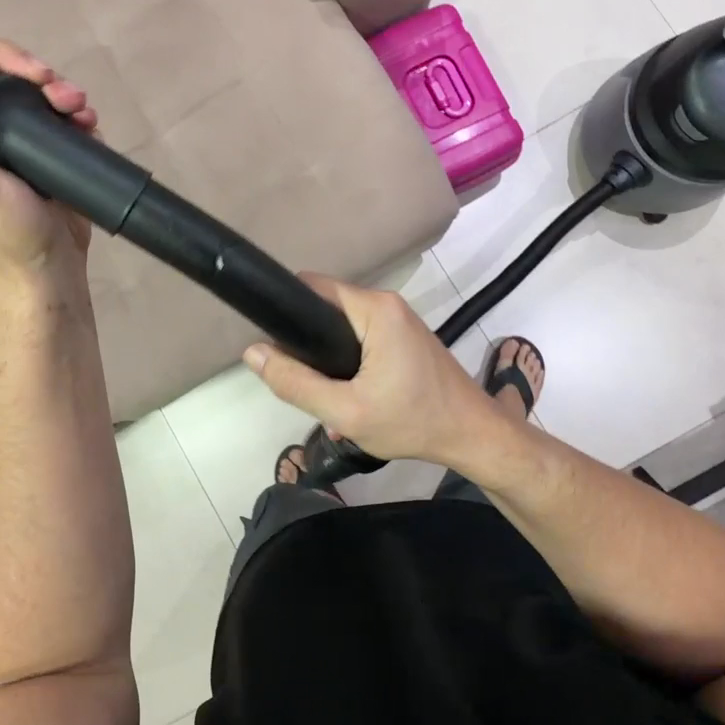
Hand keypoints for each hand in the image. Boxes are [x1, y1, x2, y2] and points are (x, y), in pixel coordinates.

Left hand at [0, 30, 98, 279]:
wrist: (48, 269)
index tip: (30, 77)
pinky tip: (87, 125)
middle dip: (31, 68)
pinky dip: (73, 109)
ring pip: (26, 80)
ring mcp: (6, 131)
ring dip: (58, 88)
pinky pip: (53, 106)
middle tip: (63, 95)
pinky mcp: (40, 144)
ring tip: (80, 113)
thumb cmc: (5, 231)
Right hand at [241, 275, 508, 469]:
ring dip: (328, 356)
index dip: (287, 311)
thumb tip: (252, 353)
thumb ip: (296, 383)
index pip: (312, 288)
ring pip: (343, 326)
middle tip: (300, 379)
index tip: (273, 343)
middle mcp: (387, 304)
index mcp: (375, 309)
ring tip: (322, 391)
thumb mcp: (346, 411)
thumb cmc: (412, 421)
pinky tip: (347, 393)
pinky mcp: (405, 338)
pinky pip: (362, 337)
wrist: (472, 436)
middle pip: (326, 308)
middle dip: (308, 341)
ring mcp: (399, 320)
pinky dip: (348, 361)